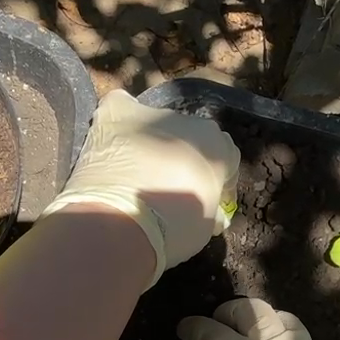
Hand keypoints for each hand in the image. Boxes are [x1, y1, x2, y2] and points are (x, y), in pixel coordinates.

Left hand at [40, 90, 239, 285]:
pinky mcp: (117, 112)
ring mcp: (153, 113)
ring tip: (135, 173)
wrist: (124, 221)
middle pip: (190, 140)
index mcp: (220, 149)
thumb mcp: (205, 227)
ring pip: (157, 126)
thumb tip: (212, 213)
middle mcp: (192, 122)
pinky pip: (122, 108)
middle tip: (168, 191)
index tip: (209, 204)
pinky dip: (120, 124)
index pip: (226, 160)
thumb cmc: (173, 231)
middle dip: (182, 161)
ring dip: (152, 144)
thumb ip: (212, 210)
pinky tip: (113, 142)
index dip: (217, 184)